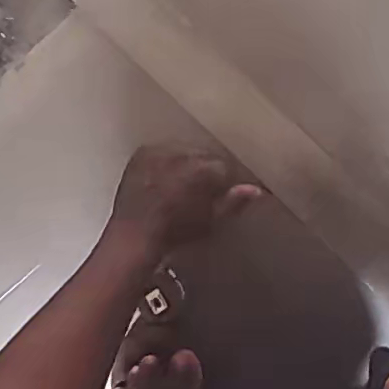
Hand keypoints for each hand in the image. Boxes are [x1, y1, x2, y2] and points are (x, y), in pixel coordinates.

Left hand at [108, 143, 262, 252]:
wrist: (133, 238)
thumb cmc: (174, 233)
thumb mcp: (210, 221)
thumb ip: (233, 201)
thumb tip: (255, 190)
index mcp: (203, 168)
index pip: (227, 167)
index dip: (231, 180)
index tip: (232, 188)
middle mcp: (182, 153)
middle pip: (207, 155)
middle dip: (211, 169)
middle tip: (210, 187)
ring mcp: (160, 151)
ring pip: (186, 150)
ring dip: (190, 162)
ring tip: (188, 183)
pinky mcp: (143, 153)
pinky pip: (164, 150)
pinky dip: (170, 160)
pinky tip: (169, 175)